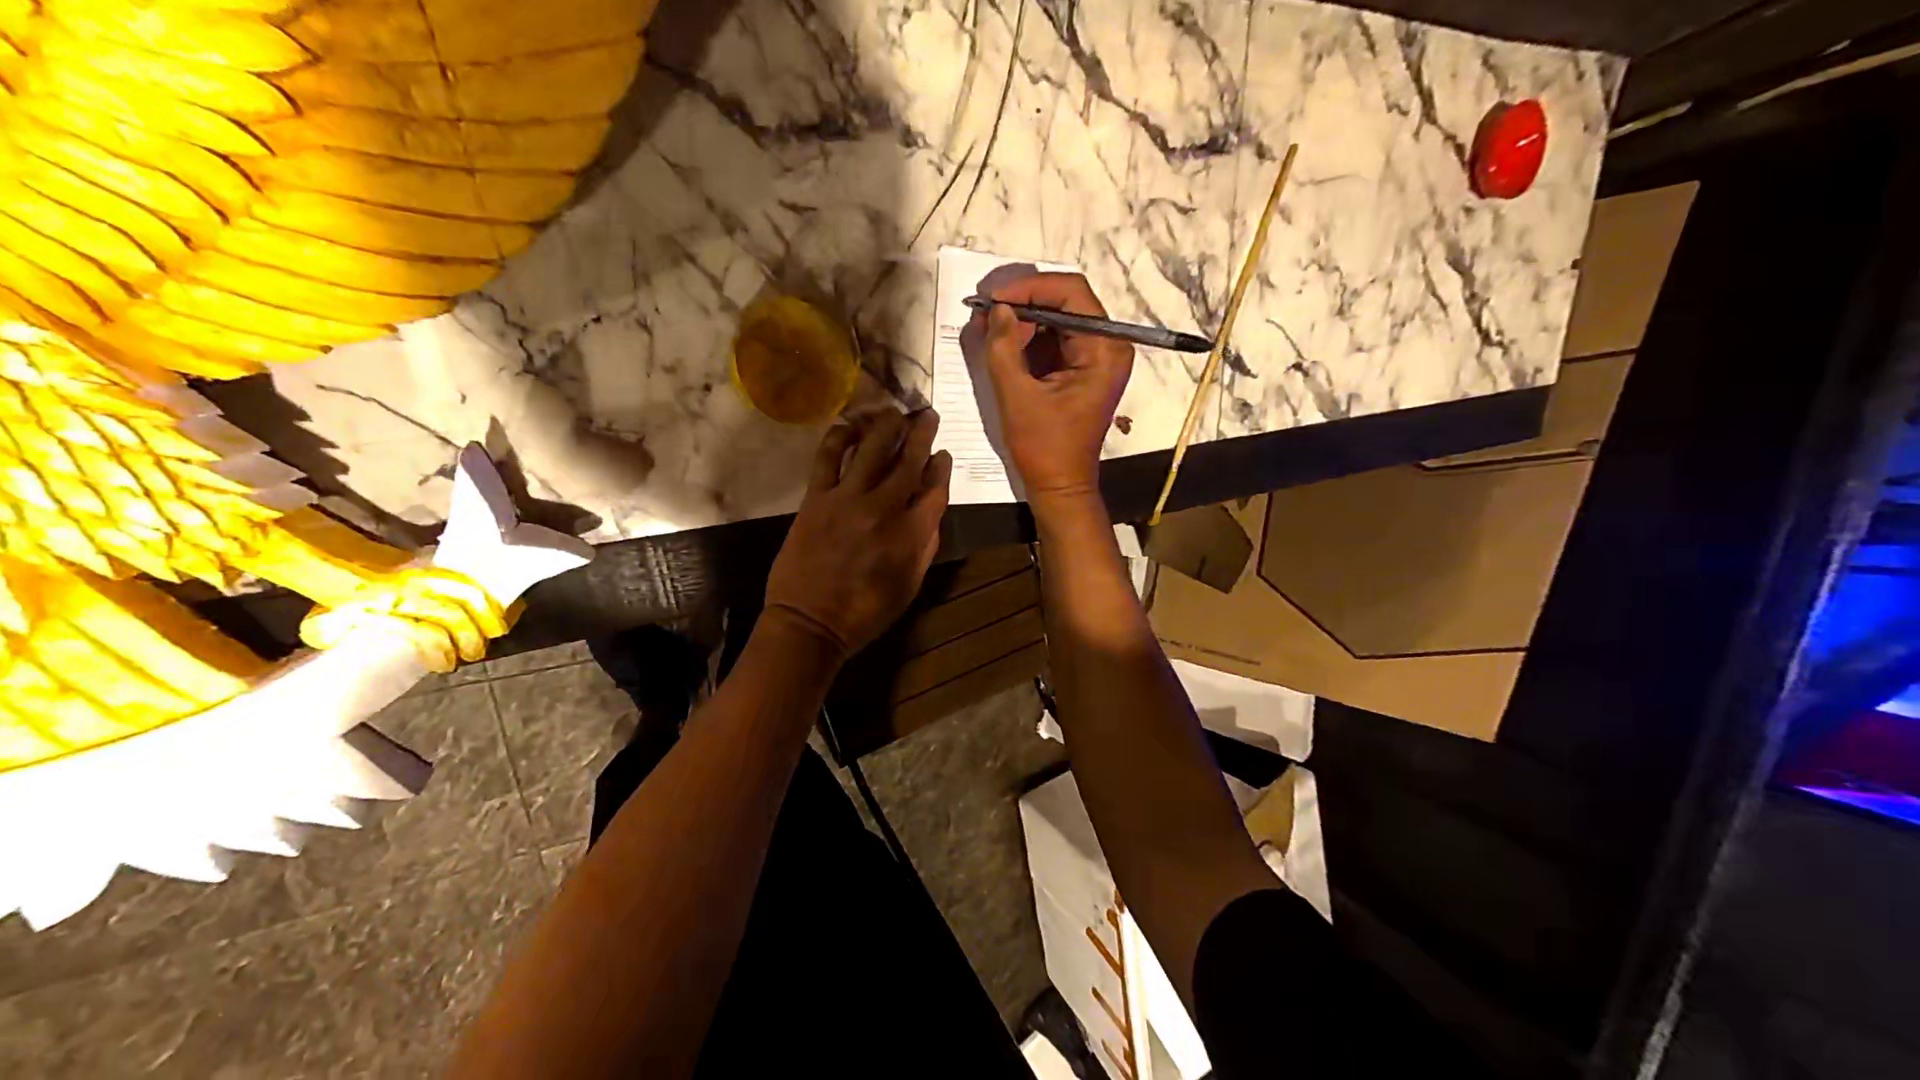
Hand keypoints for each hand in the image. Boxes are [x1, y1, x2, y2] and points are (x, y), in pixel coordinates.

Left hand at [764, 410, 952, 658]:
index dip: (942, 467)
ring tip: (894, 411)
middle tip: (927, 414)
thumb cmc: (866, 612)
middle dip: (921, 433)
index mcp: (912, 533)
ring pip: (872, 449)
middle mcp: (884, 508)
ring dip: (886, 425)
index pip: (935, 488)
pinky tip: (849, 425)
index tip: (943, 454)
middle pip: (908, 460)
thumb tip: (931, 509)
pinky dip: (838, 437)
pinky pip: (828, 457)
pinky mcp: (816, 498)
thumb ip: (926, 544)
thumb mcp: (910, 584)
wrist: (810, 621)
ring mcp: (848, 498)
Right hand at [980, 273, 1133, 500]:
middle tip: (985, 314)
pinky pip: (1054, 339)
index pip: (1071, 293)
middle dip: (1022, 304)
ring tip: (987, 329)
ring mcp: (1096, 356)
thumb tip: (995, 310)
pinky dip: (1027, 338)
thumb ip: (1003, 348)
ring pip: (1056, 318)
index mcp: (1104, 349)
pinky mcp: (1082, 368)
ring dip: (1021, 320)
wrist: (1060, 486)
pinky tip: (1001, 344)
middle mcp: (1108, 345)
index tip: (993, 298)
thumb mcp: (1017, 396)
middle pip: (1065, 301)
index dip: (1029, 287)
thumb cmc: (1044, 447)